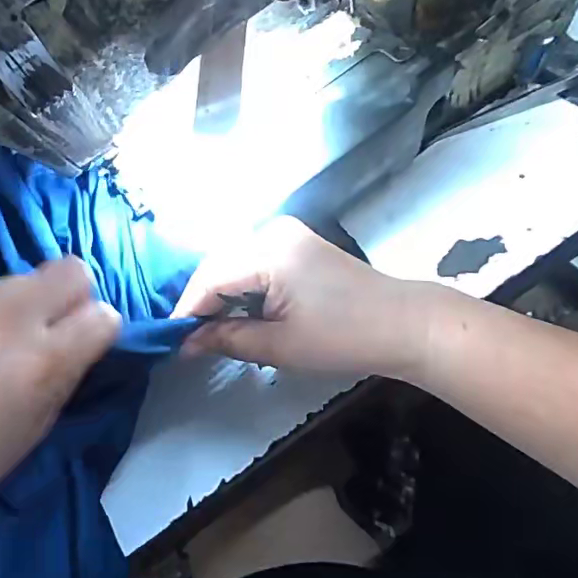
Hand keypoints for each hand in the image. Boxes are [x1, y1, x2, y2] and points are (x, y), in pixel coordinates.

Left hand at [0, 259, 119, 564]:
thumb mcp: (30, 436)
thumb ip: (62, 378)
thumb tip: (80, 341)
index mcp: (40, 362)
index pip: (102, 314)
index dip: (98, 331)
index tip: (83, 348)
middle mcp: (6, 314)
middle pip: (70, 270)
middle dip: (71, 299)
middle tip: (46, 336)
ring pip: (20, 279)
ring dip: (20, 307)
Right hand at [173, 216, 452, 378]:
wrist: (405, 324)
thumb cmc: (345, 338)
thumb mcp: (280, 345)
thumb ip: (227, 339)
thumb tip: (185, 344)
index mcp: (269, 251)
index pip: (211, 277)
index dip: (189, 309)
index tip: (172, 339)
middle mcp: (271, 231)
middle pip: (218, 264)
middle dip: (200, 300)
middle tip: (187, 337)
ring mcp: (284, 233)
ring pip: (231, 261)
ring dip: (218, 293)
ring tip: (207, 327)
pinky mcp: (293, 242)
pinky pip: (250, 259)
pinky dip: (238, 284)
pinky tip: (235, 309)